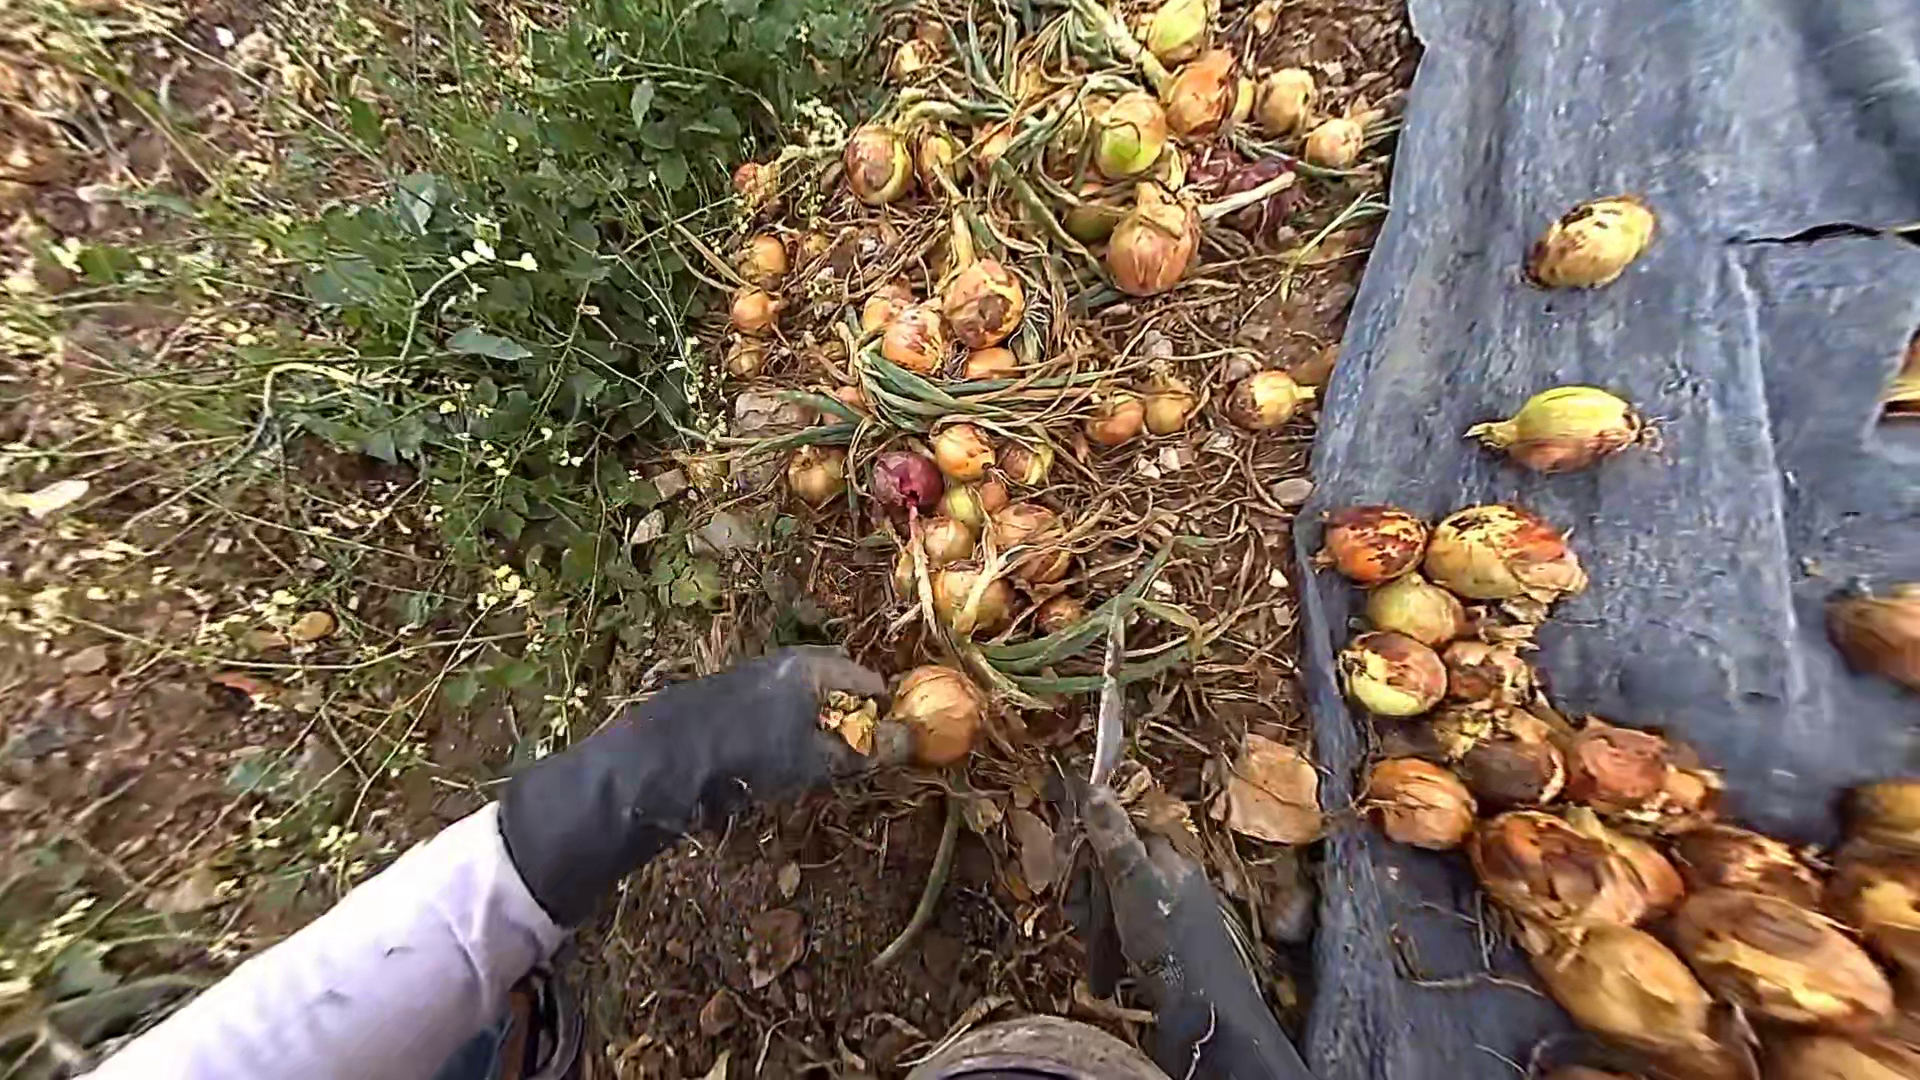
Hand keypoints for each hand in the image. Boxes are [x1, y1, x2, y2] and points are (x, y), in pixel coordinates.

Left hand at [500, 646, 886, 924]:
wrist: (663, 757)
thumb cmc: (750, 752)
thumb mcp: (813, 758)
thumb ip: (860, 751)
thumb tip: (904, 745)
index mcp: (810, 667)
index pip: (861, 677)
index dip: (880, 702)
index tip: (890, 724)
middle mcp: (784, 663)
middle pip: (832, 680)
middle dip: (849, 708)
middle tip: (859, 737)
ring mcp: (753, 676)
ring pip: (802, 693)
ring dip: (818, 717)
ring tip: (823, 747)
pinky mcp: (728, 695)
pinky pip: (775, 704)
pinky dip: (790, 723)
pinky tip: (782, 750)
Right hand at [1081, 786, 1313, 1079]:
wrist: (1206, 1019)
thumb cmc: (1171, 942)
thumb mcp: (1134, 880)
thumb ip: (1112, 832)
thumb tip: (1090, 782)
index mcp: (1163, 843)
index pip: (1112, 813)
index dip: (1082, 826)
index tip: (1062, 845)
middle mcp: (1161, 864)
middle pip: (1104, 848)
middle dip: (1082, 871)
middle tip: (1072, 895)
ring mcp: (1159, 898)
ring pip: (1105, 882)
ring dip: (1086, 902)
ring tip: (1085, 927)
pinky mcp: (1154, 929)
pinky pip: (1114, 911)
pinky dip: (1100, 924)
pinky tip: (1097, 944)